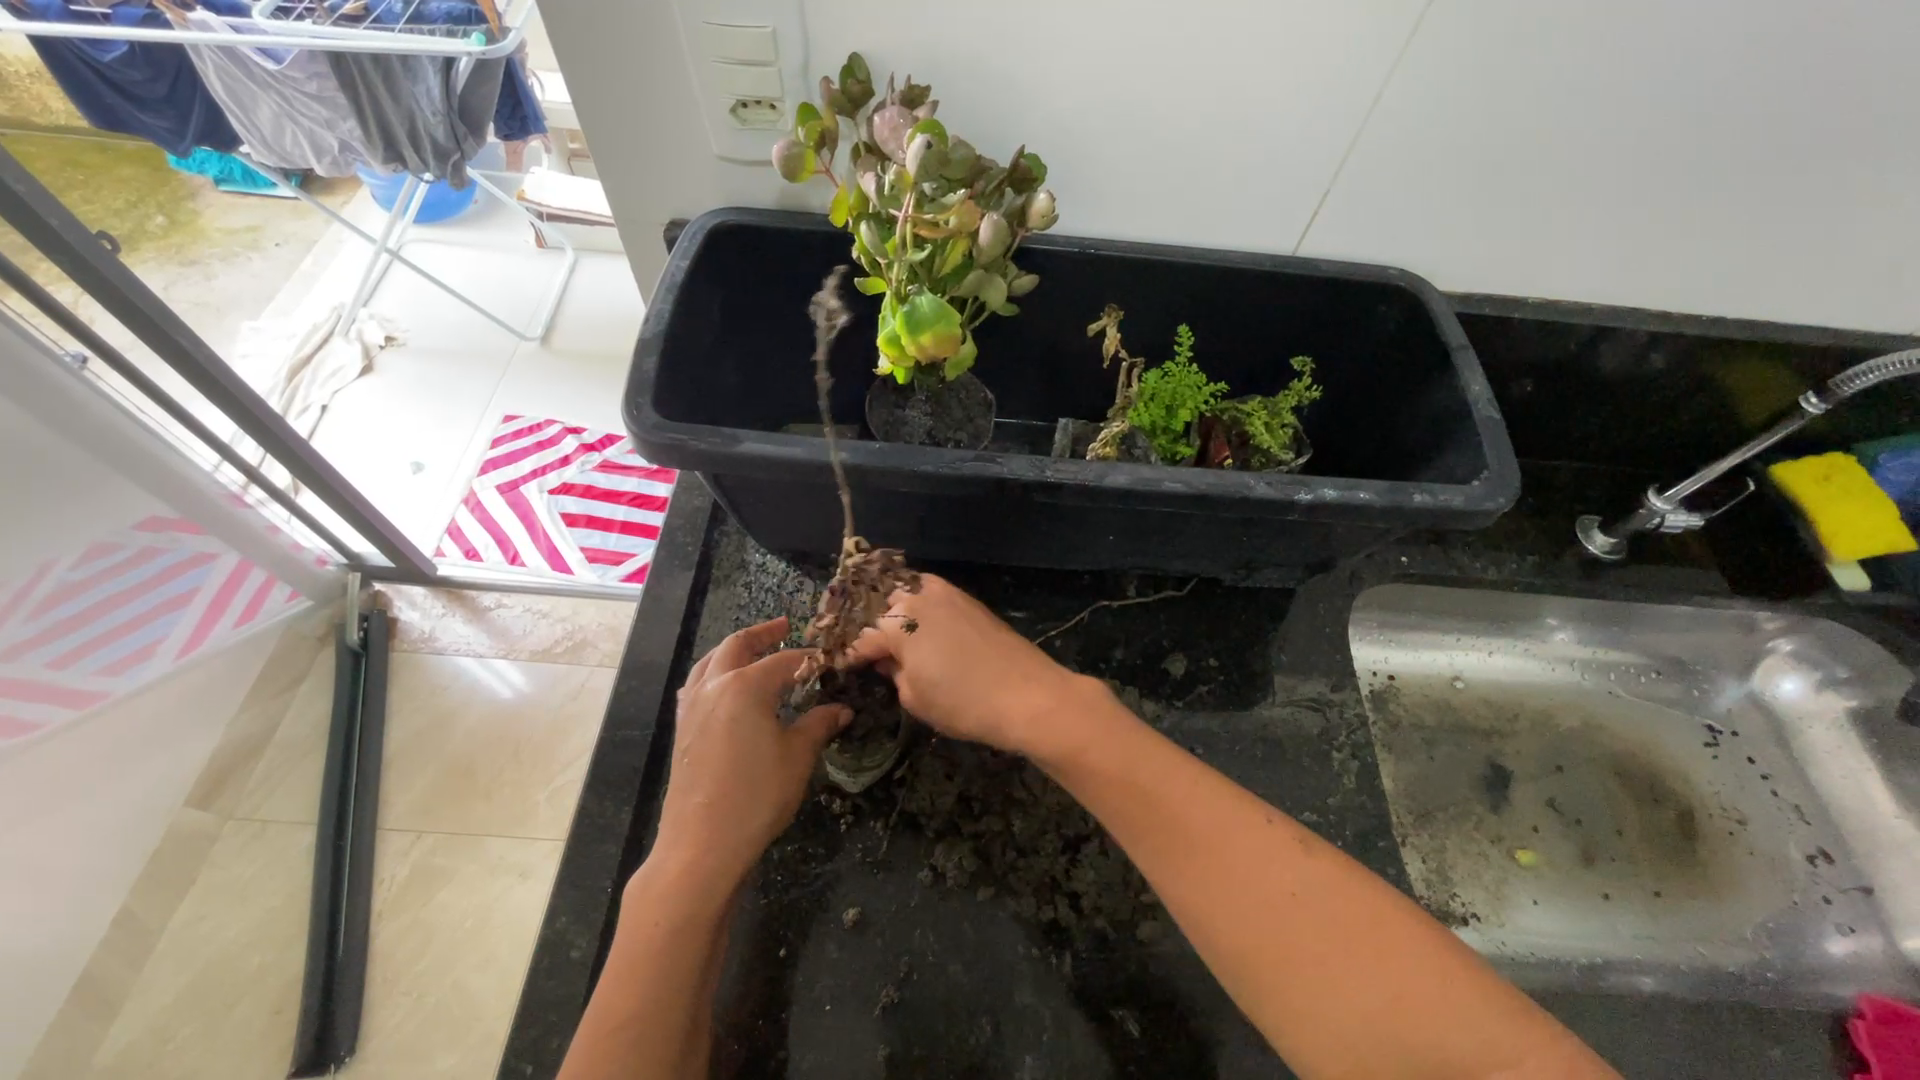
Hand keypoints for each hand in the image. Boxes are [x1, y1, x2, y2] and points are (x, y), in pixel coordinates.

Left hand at [651, 618, 850, 889]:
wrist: (702, 842)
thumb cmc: (757, 795)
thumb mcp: (798, 757)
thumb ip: (818, 725)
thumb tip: (841, 709)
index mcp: (746, 686)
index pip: (785, 660)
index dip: (810, 658)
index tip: (830, 659)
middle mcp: (714, 686)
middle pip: (737, 646)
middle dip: (763, 634)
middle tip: (784, 627)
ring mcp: (692, 707)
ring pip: (710, 661)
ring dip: (733, 649)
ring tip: (753, 649)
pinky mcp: (682, 729)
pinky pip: (695, 685)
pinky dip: (712, 673)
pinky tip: (722, 686)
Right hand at [848, 574, 1105, 760]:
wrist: (1029, 695)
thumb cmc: (964, 702)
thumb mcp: (915, 697)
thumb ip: (893, 673)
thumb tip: (888, 661)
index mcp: (896, 620)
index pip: (861, 637)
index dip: (849, 654)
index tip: (839, 665)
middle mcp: (918, 596)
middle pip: (881, 604)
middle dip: (868, 623)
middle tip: (862, 645)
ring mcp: (947, 593)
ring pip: (906, 592)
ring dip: (893, 608)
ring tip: (887, 631)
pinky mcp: (969, 601)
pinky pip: (931, 596)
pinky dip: (918, 606)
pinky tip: (918, 625)